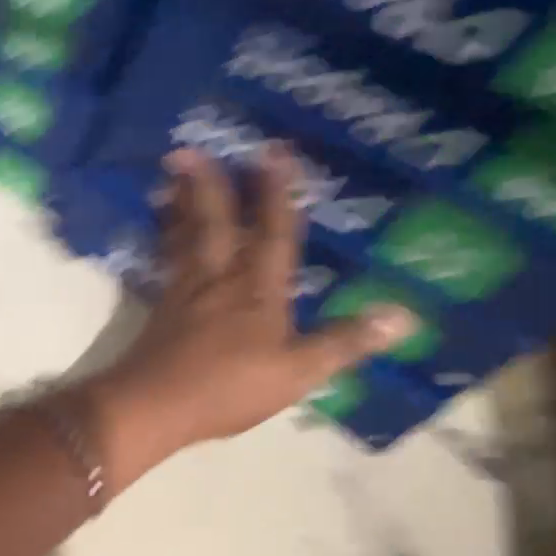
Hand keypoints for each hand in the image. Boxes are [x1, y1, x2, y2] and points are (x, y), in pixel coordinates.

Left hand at [77, 144, 417, 487]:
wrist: (150, 405)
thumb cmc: (226, 389)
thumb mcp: (297, 373)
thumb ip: (344, 342)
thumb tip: (405, 314)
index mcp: (257, 292)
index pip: (273, 233)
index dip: (276, 192)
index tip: (273, 151)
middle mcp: (217, 281)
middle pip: (213, 224)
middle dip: (206, 186)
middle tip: (185, 149)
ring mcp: (182, 294)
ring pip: (183, 239)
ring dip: (178, 207)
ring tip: (167, 179)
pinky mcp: (159, 311)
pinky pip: (165, 263)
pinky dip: (163, 242)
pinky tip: (160, 235)